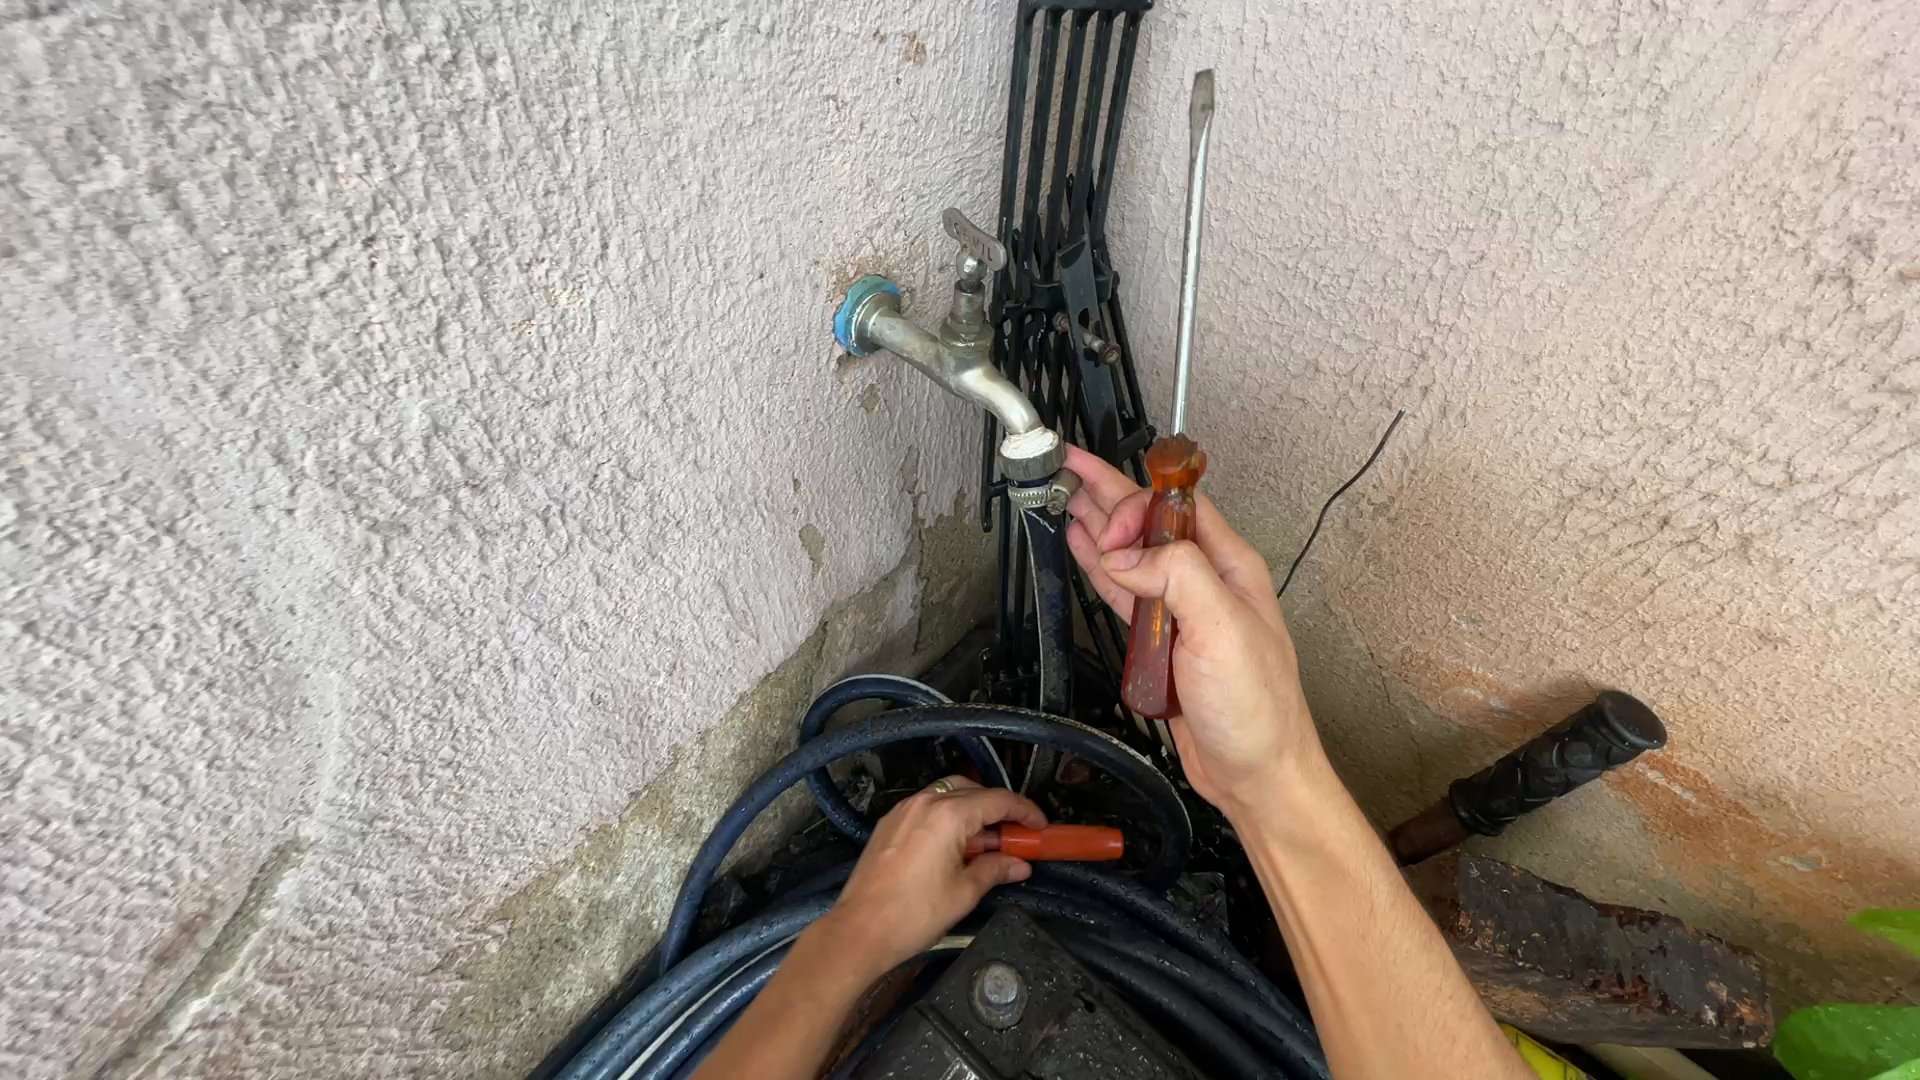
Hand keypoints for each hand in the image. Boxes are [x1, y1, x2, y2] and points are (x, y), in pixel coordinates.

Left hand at [820, 776, 1046, 973]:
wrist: (859, 930)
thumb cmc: (913, 914)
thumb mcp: (964, 893)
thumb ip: (995, 870)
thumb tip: (1019, 865)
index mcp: (948, 815)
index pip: (997, 800)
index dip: (1024, 811)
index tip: (1040, 826)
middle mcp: (926, 801)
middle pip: (974, 791)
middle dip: (999, 808)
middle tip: (1017, 834)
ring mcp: (905, 809)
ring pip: (949, 793)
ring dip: (973, 809)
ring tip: (987, 840)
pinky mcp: (890, 822)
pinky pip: (928, 805)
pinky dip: (948, 814)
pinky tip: (955, 842)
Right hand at [1062, 444, 1323, 816]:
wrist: (1254, 773)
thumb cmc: (1259, 711)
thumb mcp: (1225, 630)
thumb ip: (1177, 578)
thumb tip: (1126, 555)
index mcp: (1228, 566)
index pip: (1175, 507)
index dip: (1133, 500)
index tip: (1102, 519)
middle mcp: (1203, 580)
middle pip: (1147, 521)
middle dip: (1106, 490)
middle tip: (1067, 465)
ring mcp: (1178, 608)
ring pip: (1129, 551)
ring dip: (1097, 522)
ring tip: (1066, 493)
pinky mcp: (1158, 636)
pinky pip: (1121, 589)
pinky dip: (1098, 566)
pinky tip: (1084, 545)